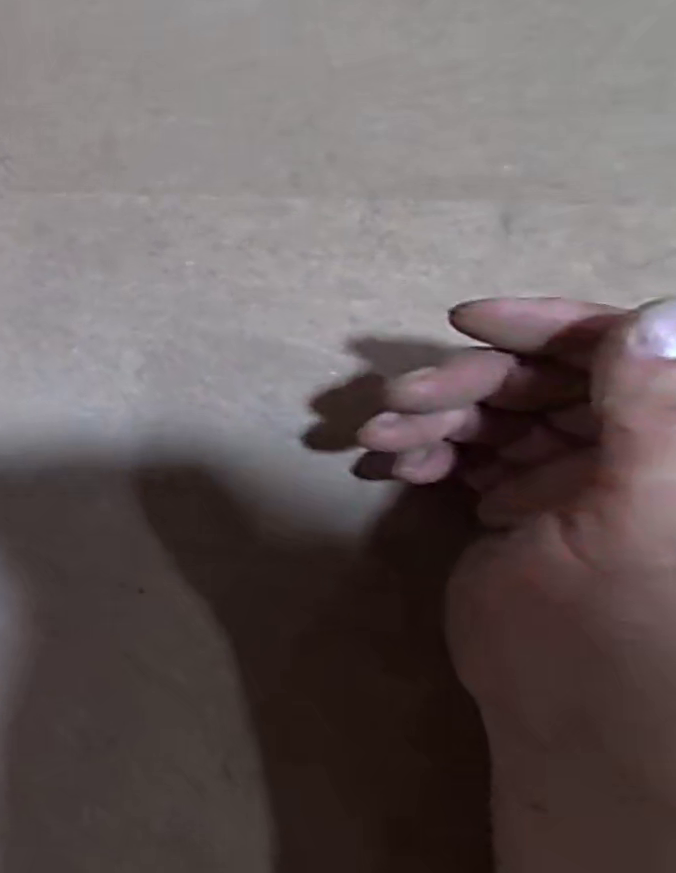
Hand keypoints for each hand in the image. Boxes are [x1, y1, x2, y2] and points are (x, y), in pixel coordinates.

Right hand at [358, 298, 675, 867]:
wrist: (568, 712)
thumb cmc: (622, 621)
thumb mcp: (641, 513)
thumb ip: (655, 417)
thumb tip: (659, 315)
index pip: (639, 355)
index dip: (559, 327)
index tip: (468, 321)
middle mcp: (644, 455)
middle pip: (550, 383)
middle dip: (465, 385)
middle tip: (395, 402)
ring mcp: (582, 479)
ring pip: (498, 415)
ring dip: (429, 420)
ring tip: (378, 444)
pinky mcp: (524, 501)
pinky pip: (470, 451)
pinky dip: (425, 451)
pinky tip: (394, 469)